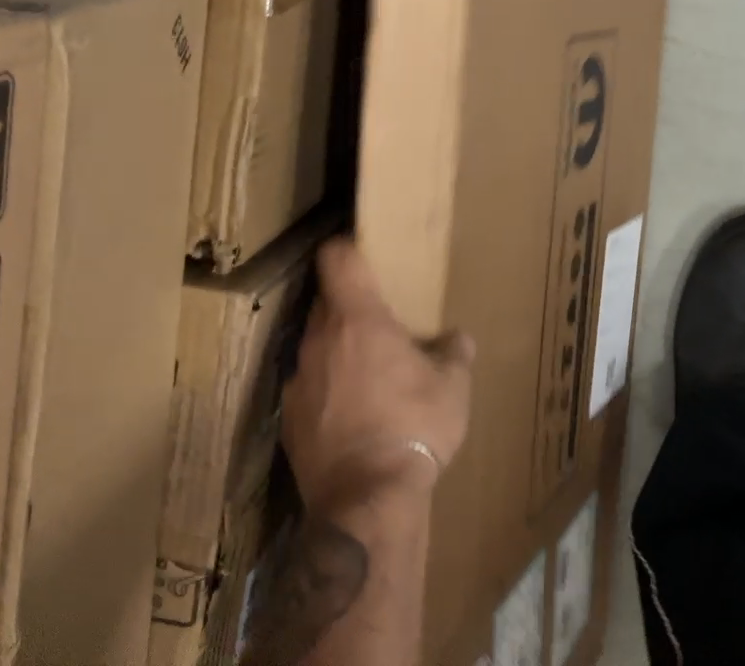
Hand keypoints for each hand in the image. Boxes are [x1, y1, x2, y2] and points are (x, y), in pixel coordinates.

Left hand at [282, 238, 474, 516]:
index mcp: (359, 322)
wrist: (367, 497)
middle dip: (351, 305)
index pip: (338, 261)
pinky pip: (311, 388)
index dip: (348, 247)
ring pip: (317, 348)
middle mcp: (319, 344)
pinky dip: (331, 390)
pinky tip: (357, 413)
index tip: (362, 246)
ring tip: (373, 371)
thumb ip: (453, 352)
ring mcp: (298, 384)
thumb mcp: (454, 384)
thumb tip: (454, 340)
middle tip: (383, 318)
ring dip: (340, 350)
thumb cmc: (417, 423)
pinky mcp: (289, 423)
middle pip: (326, 305)